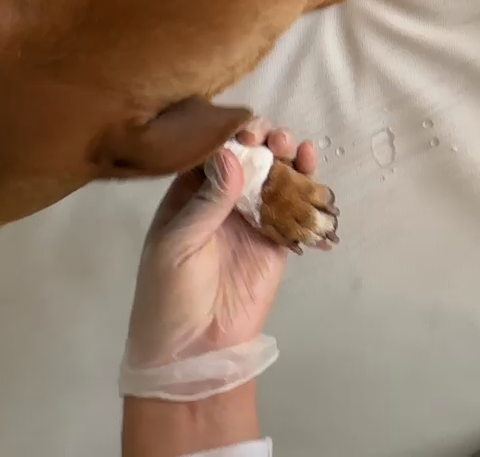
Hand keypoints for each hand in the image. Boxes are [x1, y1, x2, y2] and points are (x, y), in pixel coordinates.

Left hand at [122, 120, 319, 397]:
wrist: (195, 352)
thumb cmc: (169, 296)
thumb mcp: (177, 246)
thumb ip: (207, 201)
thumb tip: (233, 155)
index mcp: (188, 198)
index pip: (212, 154)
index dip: (230, 136)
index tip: (248, 128)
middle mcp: (223, 200)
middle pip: (248, 159)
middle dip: (263, 142)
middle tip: (274, 139)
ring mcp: (252, 217)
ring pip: (274, 175)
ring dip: (286, 155)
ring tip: (294, 146)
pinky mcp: (277, 236)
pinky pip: (294, 203)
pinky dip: (306, 182)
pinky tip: (310, 165)